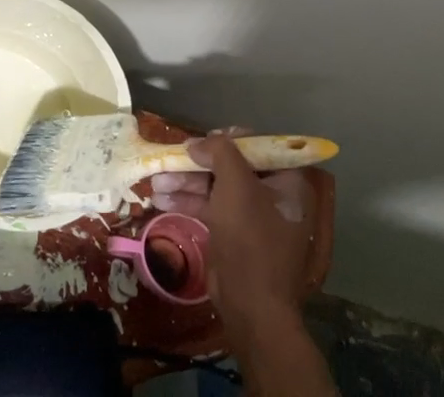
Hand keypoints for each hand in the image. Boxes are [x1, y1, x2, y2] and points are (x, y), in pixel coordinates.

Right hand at [151, 129, 314, 332]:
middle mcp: (273, 198)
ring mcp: (252, 218)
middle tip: (172, 160)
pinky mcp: (234, 236)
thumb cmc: (250, 238)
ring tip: (156, 182)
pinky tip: (160, 200)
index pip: (260, 148)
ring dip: (186, 183)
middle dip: (198, 164)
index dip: (230, 140)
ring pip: (216, 189)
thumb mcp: (236, 186)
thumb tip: (200, 142)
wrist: (251, 304)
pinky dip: (188, 203)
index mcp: (287, 184)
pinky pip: (210, 210)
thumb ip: (220, 153)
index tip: (203, 140)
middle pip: (232, 168)